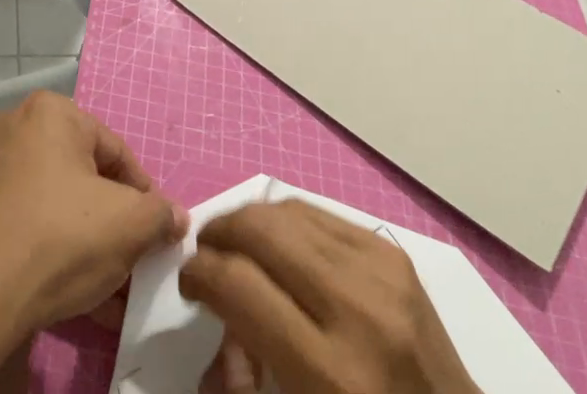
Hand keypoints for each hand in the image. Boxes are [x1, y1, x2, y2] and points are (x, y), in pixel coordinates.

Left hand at [0, 90, 187, 338]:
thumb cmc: (59, 240)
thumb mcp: (129, 225)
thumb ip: (160, 215)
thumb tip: (174, 218)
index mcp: (50, 113)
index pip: (116, 152)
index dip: (144, 196)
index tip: (158, 234)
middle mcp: (14, 128)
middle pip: (84, 178)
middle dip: (113, 223)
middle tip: (134, 261)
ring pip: (57, 205)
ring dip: (89, 244)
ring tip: (110, 288)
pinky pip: (28, 223)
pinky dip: (54, 250)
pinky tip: (77, 294)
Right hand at [181, 200, 482, 393]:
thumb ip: (240, 374)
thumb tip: (210, 316)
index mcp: (331, 372)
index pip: (237, 284)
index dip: (198, 273)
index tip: (190, 284)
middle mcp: (358, 311)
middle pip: (259, 232)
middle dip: (218, 235)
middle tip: (208, 257)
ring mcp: (382, 274)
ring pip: (286, 212)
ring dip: (249, 223)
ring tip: (239, 248)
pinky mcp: (395, 253)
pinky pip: (319, 213)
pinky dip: (286, 223)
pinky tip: (280, 247)